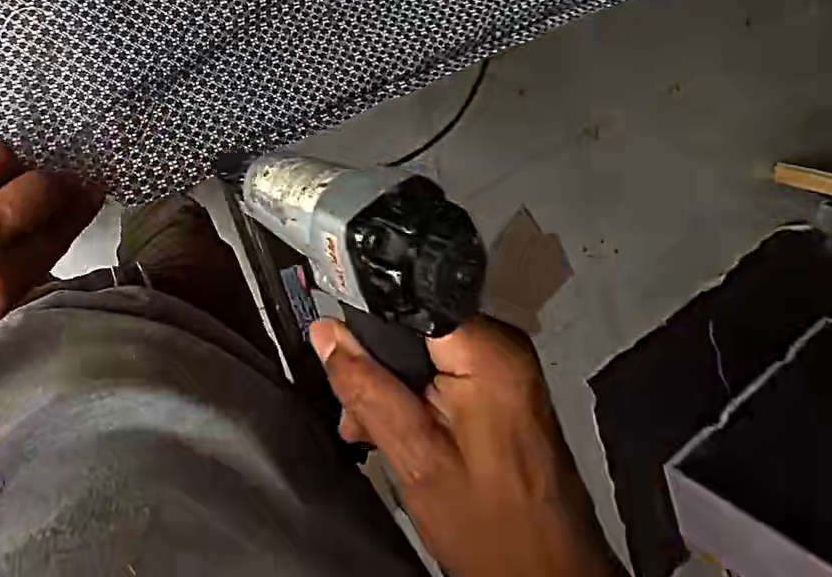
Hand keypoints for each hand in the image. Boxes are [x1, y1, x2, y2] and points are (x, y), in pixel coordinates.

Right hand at [309, 315, 618, 576]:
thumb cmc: (497, 531)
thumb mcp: (415, 459)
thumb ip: (367, 388)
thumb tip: (326, 334)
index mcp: (487, 353)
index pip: (409, 299)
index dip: (368, 319)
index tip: (342, 351)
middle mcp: (502, 345)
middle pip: (415, 322)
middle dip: (376, 361)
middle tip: (356, 408)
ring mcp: (505, 364)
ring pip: (425, 346)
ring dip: (392, 380)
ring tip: (372, 426)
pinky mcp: (503, 383)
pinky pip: (445, 365)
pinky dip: (417, 390)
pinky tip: (402, 426)